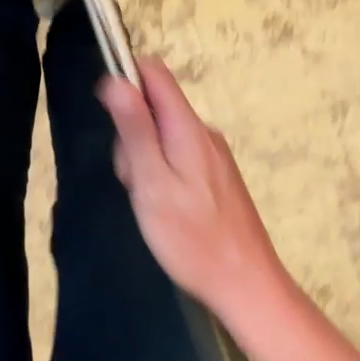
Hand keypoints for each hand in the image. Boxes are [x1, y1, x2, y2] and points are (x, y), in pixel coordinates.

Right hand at [99, 57, 287, 308]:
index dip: (125, 80)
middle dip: (132, 133)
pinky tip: (166, 209)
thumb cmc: (193, 238)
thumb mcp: (152, 183)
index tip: (111, 118)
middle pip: (154, 105)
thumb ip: (135, 130)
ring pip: (163, 133)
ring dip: (145, 159)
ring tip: (151, 202)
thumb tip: (115, 79)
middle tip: (134, 180)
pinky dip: (162, 174)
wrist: (248, 289)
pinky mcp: (216, 175)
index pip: (153, 71)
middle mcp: (203, 131)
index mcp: (187, 127)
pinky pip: (177, 155)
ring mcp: (212, 154)